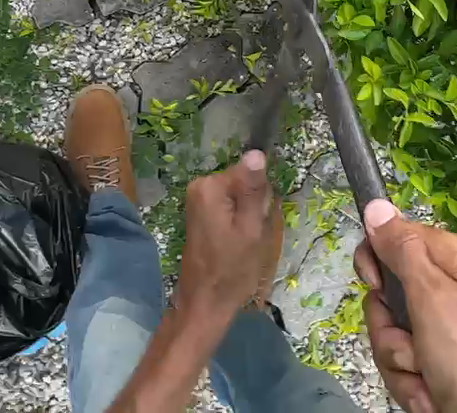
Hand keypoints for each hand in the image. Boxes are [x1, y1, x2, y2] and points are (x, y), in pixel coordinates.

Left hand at [175, 151, 274, 317]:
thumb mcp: (250, 229)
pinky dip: (237, 220)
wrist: (205, 304)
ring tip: (244, 240)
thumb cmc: (231, 269)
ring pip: (237, 194)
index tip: (258, 219)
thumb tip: (256, 152)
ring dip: (246, 214)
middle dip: (252, 204)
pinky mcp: (200, 212)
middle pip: (242, 181)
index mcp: (210, 186)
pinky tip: (236, 241)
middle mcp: (199, 186)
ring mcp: (197, 200)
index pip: (248, 172)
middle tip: (252, 233)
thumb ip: (253, 190)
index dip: (259, 196)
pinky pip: (228, 205)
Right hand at [354, 200, 456, 412]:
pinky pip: (399, 368)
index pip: (388, 239)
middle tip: (413, 342)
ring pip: (386, 335)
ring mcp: (435, 333)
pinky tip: (433, 396)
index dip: (375, 261)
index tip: (376, 283)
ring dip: (401, 363)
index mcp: (444, 259)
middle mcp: (439, 291)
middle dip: (389, 327)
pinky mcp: (433, 367)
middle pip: (382, 295)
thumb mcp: (433, 292)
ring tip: (430, 378)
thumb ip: (401, 248)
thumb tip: (376, 204)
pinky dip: (411, 386)